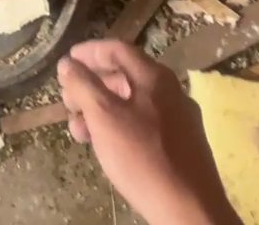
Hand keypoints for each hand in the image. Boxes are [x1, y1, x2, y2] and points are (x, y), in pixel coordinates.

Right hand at [59, 39, 238, 224]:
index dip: (88, 52)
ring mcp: (180, 120)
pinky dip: (120, 127)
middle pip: (124, 76)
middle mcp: (171, 91)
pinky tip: (106, 146)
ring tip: (79, 129)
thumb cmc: (143, 157)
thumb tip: (68, 63)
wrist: (191, 212)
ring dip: (101, 110)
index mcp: (154, 77)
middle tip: (68, 100)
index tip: (67, 61)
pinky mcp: (183, 146)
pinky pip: (145, 124)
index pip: (116, 49)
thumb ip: (83, 85)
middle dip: (91, 86)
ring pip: (133, 104)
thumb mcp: (104, 116)